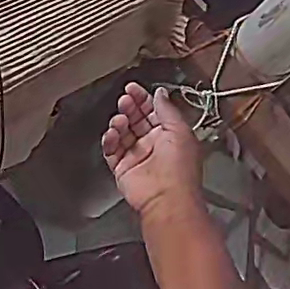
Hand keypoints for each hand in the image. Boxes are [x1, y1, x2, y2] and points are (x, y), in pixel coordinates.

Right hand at [102, 83, 204, 223]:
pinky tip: (112, 134)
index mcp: (170, 135)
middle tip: (125, 100)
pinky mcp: (122, 169)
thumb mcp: (179, 130)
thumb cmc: (179, 168)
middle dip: (129, 107)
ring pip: (122, 132)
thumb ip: (166, 109)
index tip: (132, 88)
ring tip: (120, 120)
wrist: (167, 200)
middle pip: (136, 119)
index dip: (142, 98)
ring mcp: (137, 157)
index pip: (153, 111)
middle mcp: (153, 145)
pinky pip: (111, 150)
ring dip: (119, 122)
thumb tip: (160, 92)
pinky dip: (109, 140)